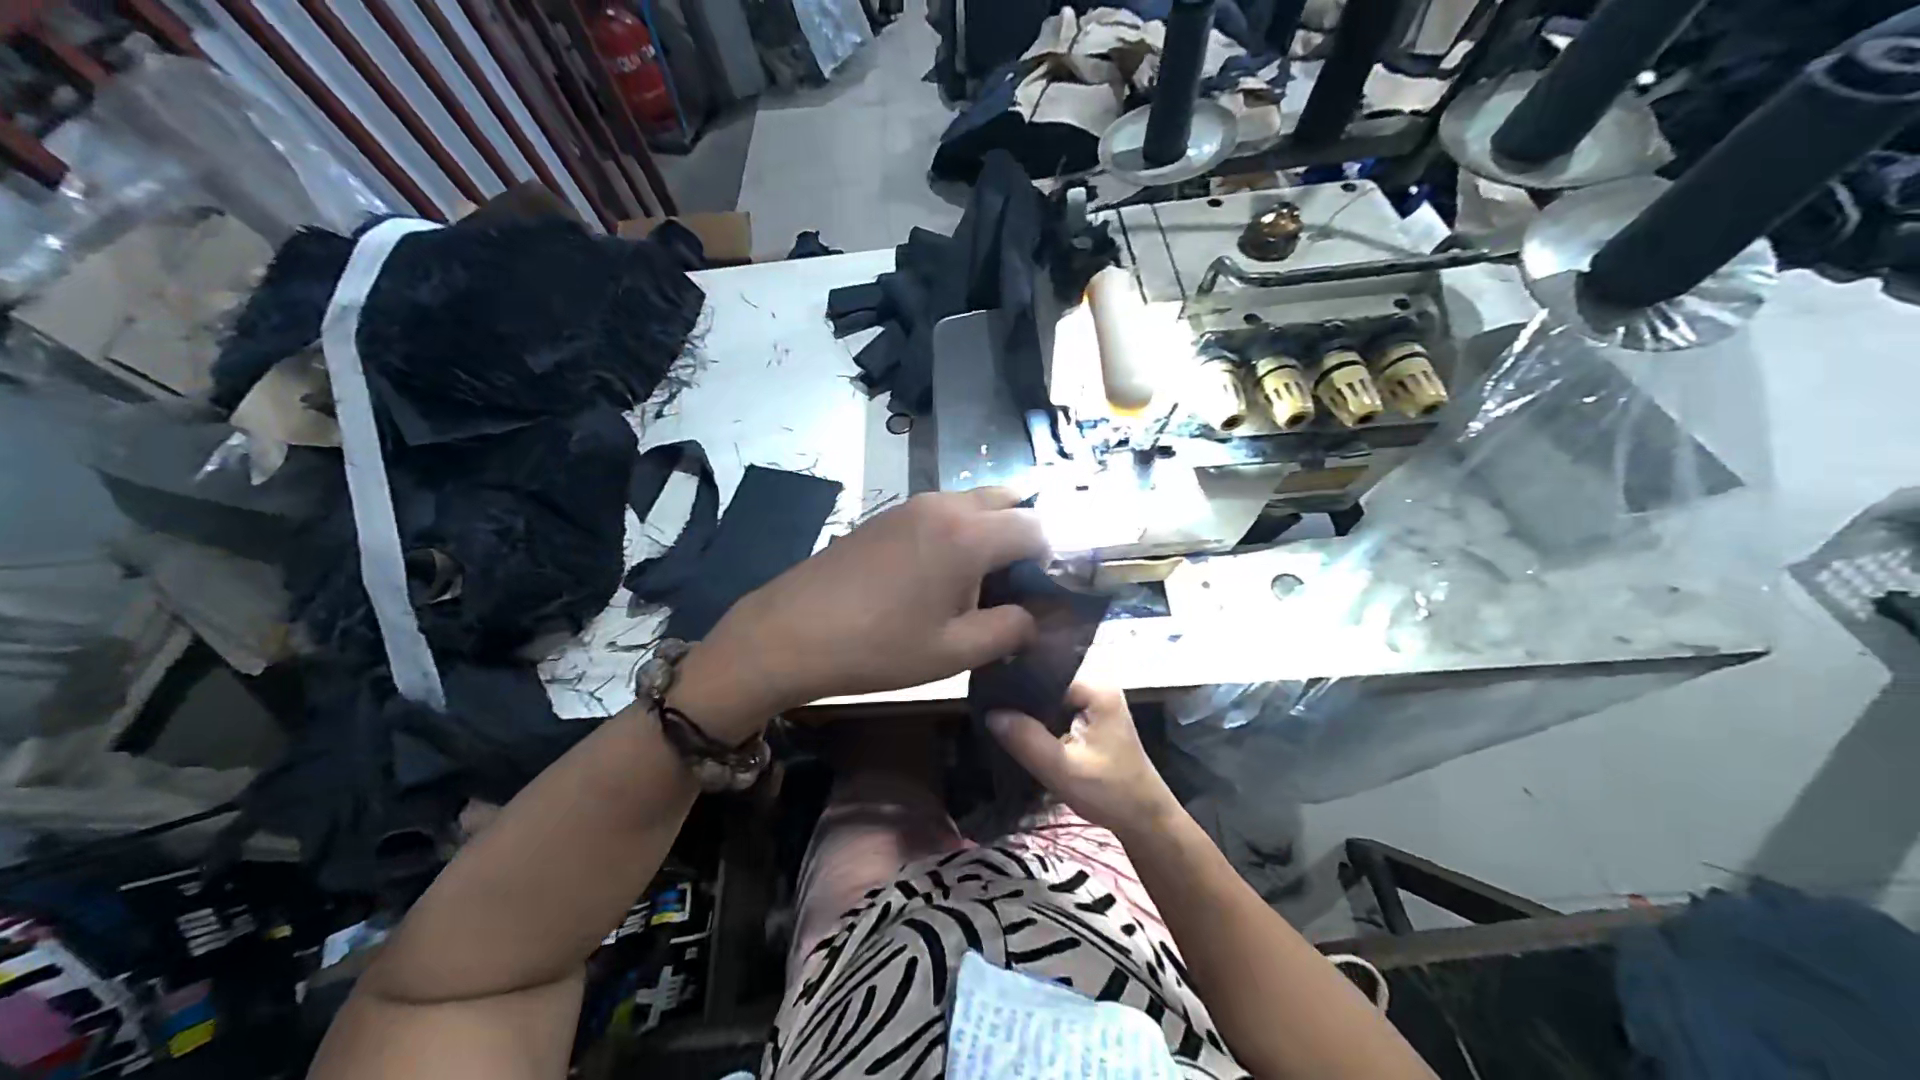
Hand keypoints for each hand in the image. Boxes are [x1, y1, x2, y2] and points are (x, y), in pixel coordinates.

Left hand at [688, 488, 1048, 723]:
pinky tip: (941, 576)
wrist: (788, 632)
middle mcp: (945, 505)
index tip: (1051, 590)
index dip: (1054, 556)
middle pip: (1007, 501)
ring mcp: (911, 505)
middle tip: (1020, 583)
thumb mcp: (954, 651)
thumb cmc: (877, 647)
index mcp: (969, 535)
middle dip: (1025, 535)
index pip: (1036, 527)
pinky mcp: (887, 515)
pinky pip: (942, 512)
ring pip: (973, 504)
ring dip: (991, 532)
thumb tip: (1034, 617)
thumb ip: (1009, 629)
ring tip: (981, 583)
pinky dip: (960, 532)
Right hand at [986, 682, 1181, 837]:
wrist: (1144, 819)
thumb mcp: (1062, 769)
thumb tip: (991, 713)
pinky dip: (1041, 720)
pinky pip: (1057, 710)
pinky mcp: (1091, 718)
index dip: (1016, 683)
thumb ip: (1027, 739)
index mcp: (1095, 688)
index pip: (1045, 671)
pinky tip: (1020, 729)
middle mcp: (1096, 686)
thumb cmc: (1110, 792)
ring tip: (997, 716)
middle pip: (1047, 682)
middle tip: (988, 709)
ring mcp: (1095, 702)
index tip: (987, 695)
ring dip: (1029, 710)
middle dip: (1020, 697)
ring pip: (1050, 698)